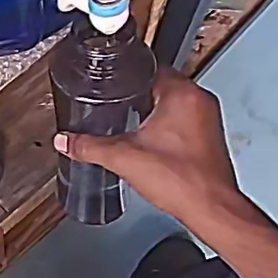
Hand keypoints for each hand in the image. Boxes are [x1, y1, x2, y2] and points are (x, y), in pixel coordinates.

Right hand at [54, 69, 249, 224]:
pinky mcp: (209, 136)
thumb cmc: (183, 181)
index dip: (126, 73)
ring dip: (153, 108)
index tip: (112, 79)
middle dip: (137, 92)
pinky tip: (150, 139)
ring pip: (174, 101)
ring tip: (130, 119)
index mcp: (182, 95)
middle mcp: (200, 101)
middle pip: (161, 83)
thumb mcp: (123, 157)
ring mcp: (208, 119)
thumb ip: (89, 146)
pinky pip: (184, 119)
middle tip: (117, 101)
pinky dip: (166, 124)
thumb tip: (66, 140)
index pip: (150, 68)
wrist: (211, 209)